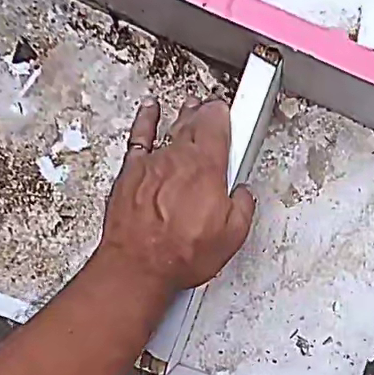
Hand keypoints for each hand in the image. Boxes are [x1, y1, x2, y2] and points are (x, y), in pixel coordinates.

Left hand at [97, 97, 255, 293]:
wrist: (138, 265)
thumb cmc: (179, 255)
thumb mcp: (231, 237)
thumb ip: (242, 207)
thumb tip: (243, 195)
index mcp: (206, 168)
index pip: (217, 124)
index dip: (225, 115)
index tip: (231, 115)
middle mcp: (177, 159)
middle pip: (194, 123)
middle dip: (205, 114)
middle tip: (212, 113)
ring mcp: (151, 163)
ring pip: (170, 128)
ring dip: (182, 118)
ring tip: (190, 109)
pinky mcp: (130, 173)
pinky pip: (139, 137)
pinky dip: (146, 121)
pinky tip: (150, 111)